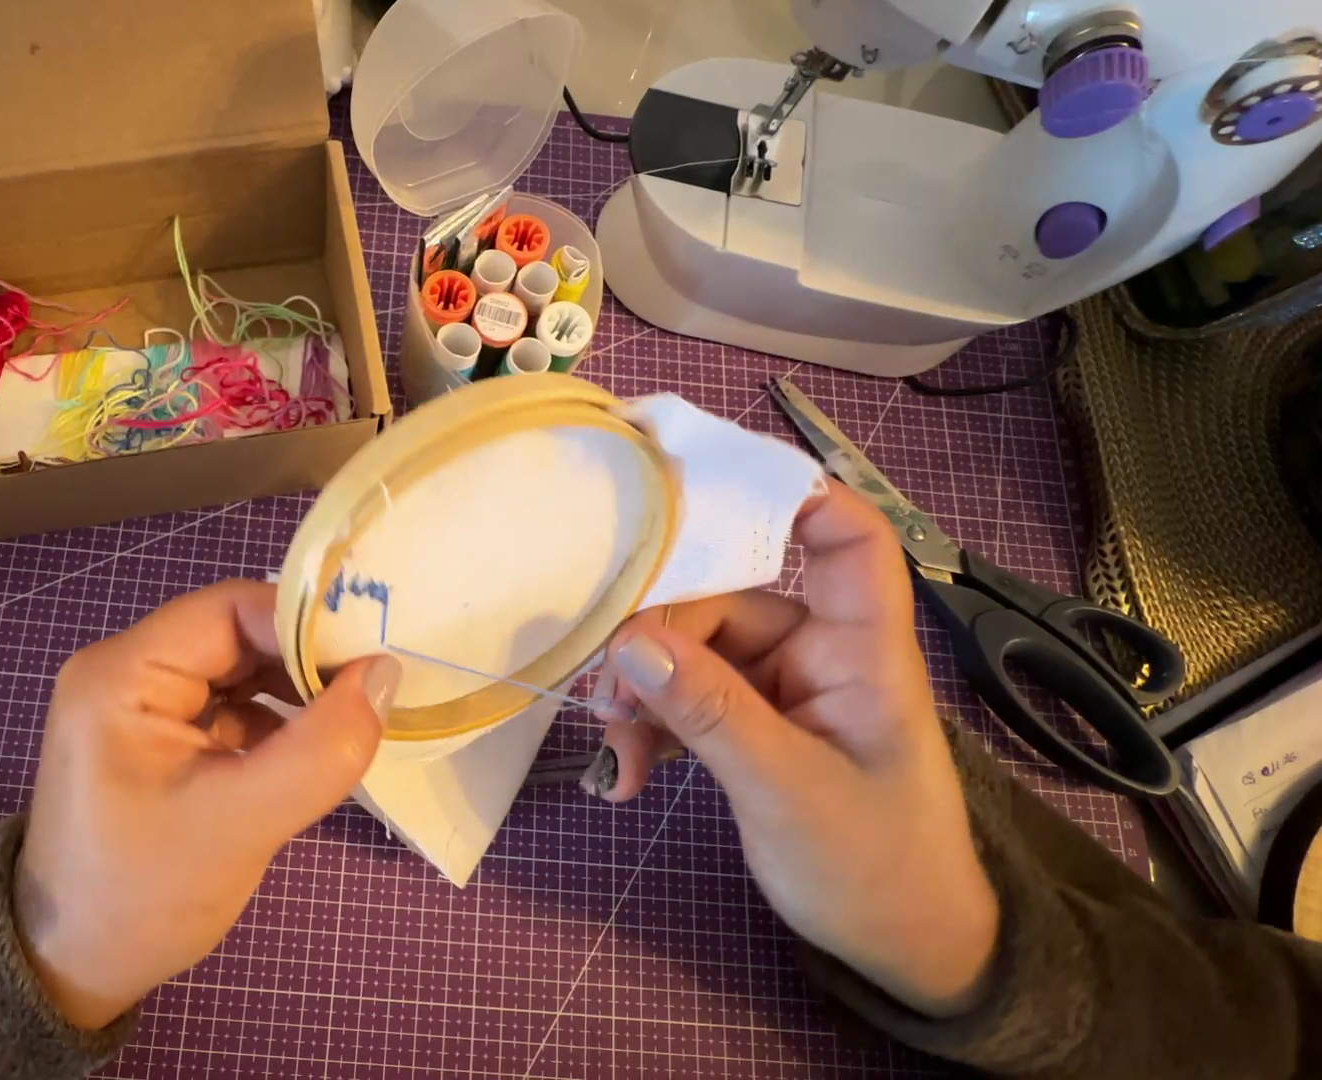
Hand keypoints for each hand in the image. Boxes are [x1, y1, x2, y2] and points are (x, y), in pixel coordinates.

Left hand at [14, 581, 399, 1029]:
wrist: (71, 969)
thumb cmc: (144, 896)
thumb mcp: (241, 824)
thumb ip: (321, 749)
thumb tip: (383, 674)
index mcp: (123, 672)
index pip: (230, 610)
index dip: (305, 624)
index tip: (370, 657)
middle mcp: (127, 668)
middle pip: (237, 633)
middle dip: (306, 658)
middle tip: (372, 687)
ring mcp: (143, 700)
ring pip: (241, 666)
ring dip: (296, 687)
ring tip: (350, 715)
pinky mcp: (162, 732)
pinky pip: (233, 701)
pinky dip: (278, 715)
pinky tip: (312, 741)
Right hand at [592, 486, 998, 1017]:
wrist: (897, 952)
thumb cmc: (876, 869)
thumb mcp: (790, 792)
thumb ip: (711, 712)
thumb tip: (630, 641)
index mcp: (859, 650)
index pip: (847, 543)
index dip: (794, 498)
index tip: (701, 490)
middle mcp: (812, 651)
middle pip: (723, 600)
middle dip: (657, 641)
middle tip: (609, 693)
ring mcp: (771, 686)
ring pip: (686, 652)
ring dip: (639, 693)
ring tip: (616, 748)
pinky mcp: (740, 720)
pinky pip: (678, 697)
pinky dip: (644, 727)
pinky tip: (626, 773)